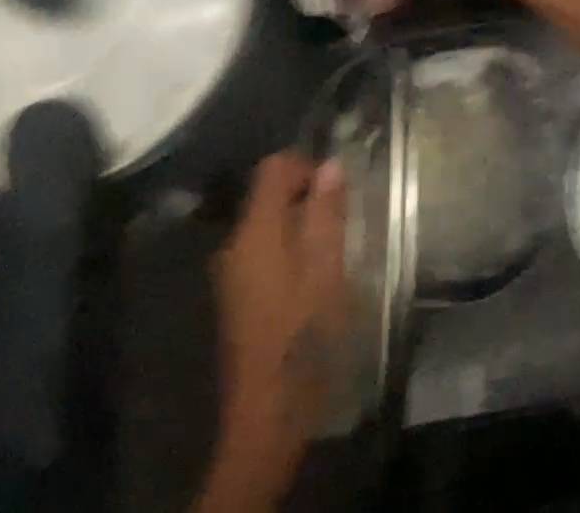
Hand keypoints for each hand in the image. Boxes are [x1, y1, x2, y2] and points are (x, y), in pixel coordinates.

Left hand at [210, 152, 346, 449]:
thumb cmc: (305, 337)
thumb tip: (330, 166)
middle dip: (308, 198)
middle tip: (348, 223)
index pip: (272, 169)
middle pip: (268, 197)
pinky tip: (317, 280)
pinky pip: (264, 253)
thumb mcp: (328, 271)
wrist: (269, 413)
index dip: (307, 166)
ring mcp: (231, 274)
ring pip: (268, 227)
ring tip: (339, 252)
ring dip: (302, 227)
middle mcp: (234, 245)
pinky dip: (290, 252)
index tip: (342, 189)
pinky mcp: (237, 298)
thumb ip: (327, 215)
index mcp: (254, 232)